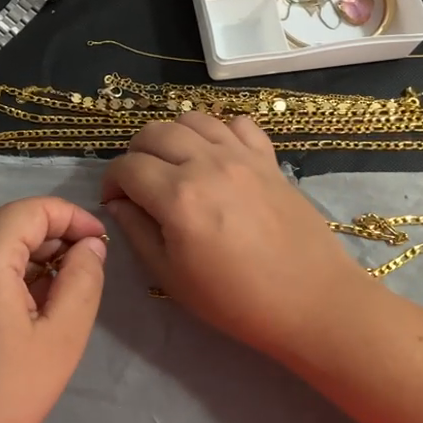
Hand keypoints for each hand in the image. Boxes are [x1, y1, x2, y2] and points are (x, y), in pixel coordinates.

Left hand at [0, 196, 107, 422]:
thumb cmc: (5, 395)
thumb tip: (91, 245)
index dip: (73, 216)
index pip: (33, 209)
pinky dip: (9, 264)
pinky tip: (34, 298)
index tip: (103, 241)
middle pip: (10, 216)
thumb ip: (82, 280)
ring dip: (31, 246)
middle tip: (88, 261)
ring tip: (66, 281)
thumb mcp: (61, 338)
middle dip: (52, 229)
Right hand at [100, 113, 367, 356]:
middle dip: (135, 154)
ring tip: (174, 164)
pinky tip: (216, 156)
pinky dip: (219, 131)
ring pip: (192, 119)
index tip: (114, 202)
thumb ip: (137, 232)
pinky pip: (237, 124)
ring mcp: (241, 156)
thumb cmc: (235, 300)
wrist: (312, 302)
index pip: (126, 166)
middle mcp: (206, 164)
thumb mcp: (171, 277)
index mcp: (178, 196)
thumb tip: (119, 204)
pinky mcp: (269, 159)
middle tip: (139, 183)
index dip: (111, 182)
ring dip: (172, 136)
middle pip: (154, 132)